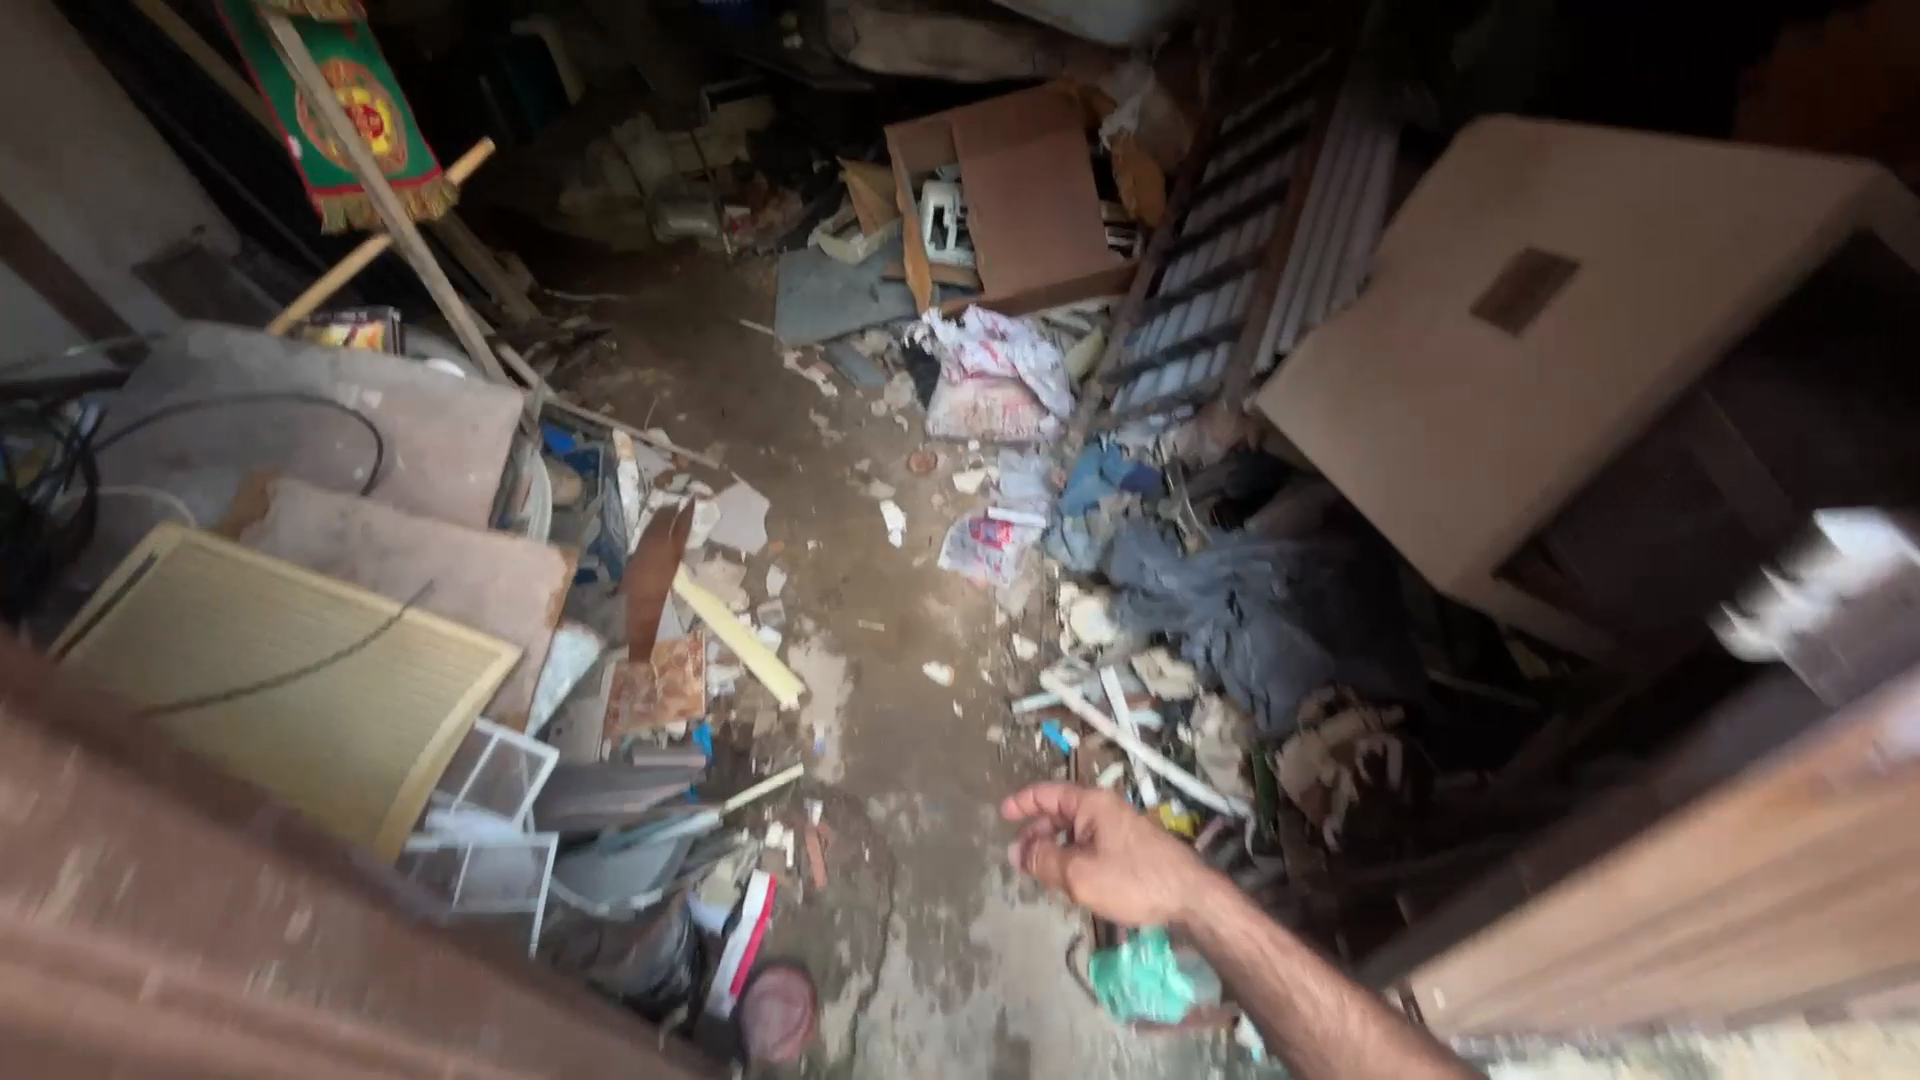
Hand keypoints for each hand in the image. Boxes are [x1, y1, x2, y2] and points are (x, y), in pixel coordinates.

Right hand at [1002, 782, 1213, 927]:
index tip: (1002, 814)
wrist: (1190, 898)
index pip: (1046, 793)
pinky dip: (1072, 856)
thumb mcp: (1078, 874)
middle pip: (1059, 813)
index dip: (1021, 802)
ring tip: (1041, 874)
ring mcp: (1119, 827)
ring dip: (1054, 848)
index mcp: (1091, 803)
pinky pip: (1090, 844)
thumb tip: (1017, 853)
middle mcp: (1104, 808)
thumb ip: (1044, 861)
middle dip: (1035, 833)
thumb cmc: (1133, 880)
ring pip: (1075, 831)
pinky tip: (1070, 880)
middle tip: (1019, 859)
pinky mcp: (1130, 847)